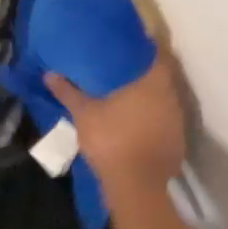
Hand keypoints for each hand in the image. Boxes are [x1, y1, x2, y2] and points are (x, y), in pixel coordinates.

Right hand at [45, 52, 187, 199]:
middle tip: (125, 66)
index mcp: (152, 85)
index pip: (159, 56)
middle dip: (146, 71)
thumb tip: (49, 74)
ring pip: (166, 99)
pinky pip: (167, 120)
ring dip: (151, 95)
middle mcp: (170, 99)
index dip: (147, 47)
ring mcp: (177, 122)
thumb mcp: (83, 113)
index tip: (132, 42)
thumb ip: (68, 92)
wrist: (136, 186)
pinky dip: (155, 116)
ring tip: (130, 91)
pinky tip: (137, 120)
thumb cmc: (111, 139)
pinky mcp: (178, 143)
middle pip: (163, 77)